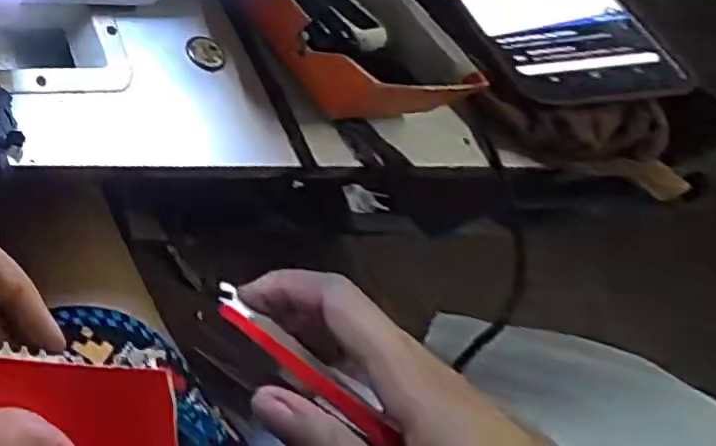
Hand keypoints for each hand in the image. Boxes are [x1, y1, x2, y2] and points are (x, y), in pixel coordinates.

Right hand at [238, 271, 545, 445]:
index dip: (284, 285)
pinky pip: (400, 381)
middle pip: (352, 317)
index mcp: (414, 373)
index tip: (243, 302)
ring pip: (376, 350)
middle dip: (297, 316)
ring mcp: (458, 398)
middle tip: (255, 339)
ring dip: (326, 352)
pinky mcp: (472, 424)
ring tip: (290, 378)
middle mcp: (435, 372)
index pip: (337, 295)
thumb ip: (326, 437)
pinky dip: (359, 381)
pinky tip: (349, 416)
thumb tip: (264, 395)